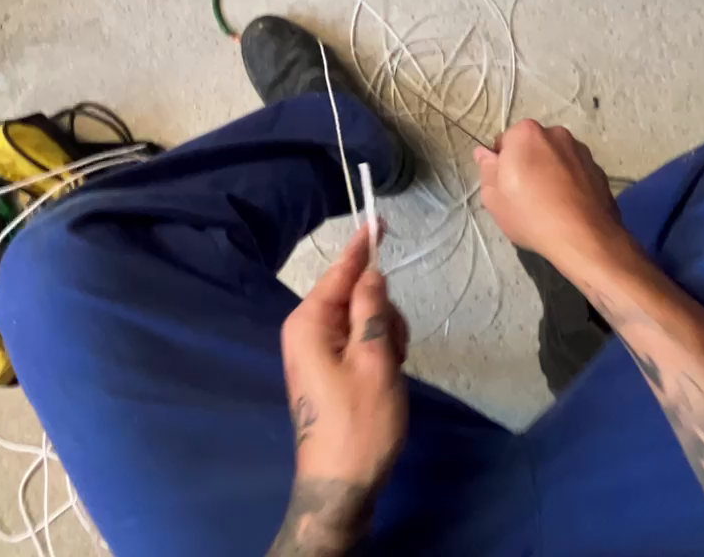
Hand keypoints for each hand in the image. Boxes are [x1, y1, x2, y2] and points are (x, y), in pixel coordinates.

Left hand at [268, 228, 406, 555]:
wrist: (342, 485)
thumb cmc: (359, 421)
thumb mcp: (374, 359)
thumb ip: (372, 309)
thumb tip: (371, 271)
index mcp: (309, 322)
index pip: (340, 272)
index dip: (362, 247)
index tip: (377, 218)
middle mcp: (305, 330)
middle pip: (353, 294)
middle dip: (383, 312)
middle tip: (397, 348)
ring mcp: (313, 350)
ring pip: (360, 318)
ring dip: (385, 335)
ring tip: (392, 369)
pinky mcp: (324, 368)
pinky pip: (356, 340)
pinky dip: (377, 349)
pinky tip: (386, 374)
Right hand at [473, 119, 628, 265]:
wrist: (584, 238)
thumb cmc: (530, 214)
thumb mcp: (493, 197)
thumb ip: (487, 168)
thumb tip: (483, 153)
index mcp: (526, 133)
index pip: (505, 141)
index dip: (502, 164)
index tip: (505, 185)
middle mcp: (556, 134)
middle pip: (533, 146)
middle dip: (528, 163)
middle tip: (524, 194)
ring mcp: (582, 151)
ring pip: (556, 158)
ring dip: (550, 171)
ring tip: (549, 203)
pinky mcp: (600, 171)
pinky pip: (576, 172)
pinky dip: (570, 183)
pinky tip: (567, 207)